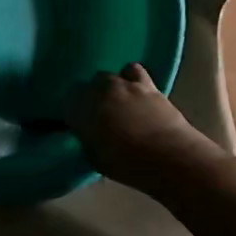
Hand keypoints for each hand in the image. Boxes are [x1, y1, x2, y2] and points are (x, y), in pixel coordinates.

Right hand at [66, 63, 219, 189]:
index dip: (73, 111)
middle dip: (91, 96)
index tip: (77, 122)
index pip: (68, 101)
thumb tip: (89, 132)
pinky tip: (137, 93)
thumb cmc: (125, 163)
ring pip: (110, 76)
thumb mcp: (95, 156)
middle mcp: (98, 91)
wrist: (167, 156)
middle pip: (88, 85)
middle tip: (98, 113)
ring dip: (111, 85)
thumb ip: (88, 137)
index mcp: (80, 109)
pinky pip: (134, 72)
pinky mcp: (148, 84)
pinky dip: (132, 79)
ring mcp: (124, 85)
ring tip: (118, 100)